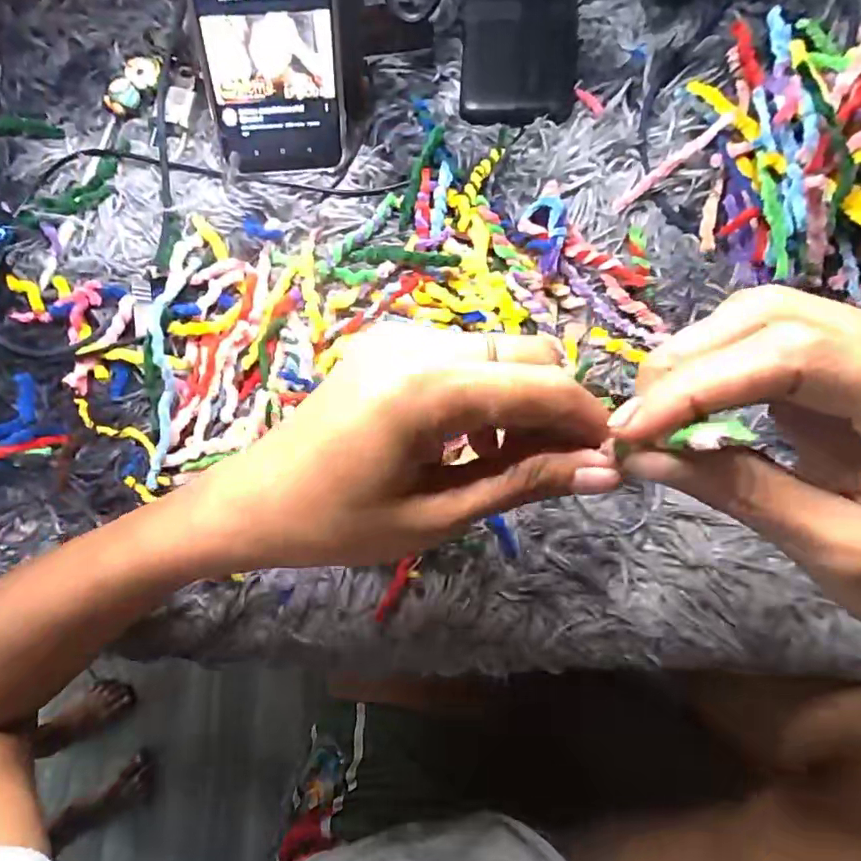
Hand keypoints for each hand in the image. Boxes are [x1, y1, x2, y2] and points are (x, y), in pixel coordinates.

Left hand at [185, 324, 620, 569]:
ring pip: (497, 351)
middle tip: (552, 468)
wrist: (254, 501)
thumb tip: (603, 472)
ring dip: (519, 399)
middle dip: (554, 406)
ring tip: (503, 463)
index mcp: (426, 387)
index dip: (586, 420)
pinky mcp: (386, 343)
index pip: (543, 384)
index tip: (607, 459)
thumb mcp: (435, 516)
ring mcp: (398, 336)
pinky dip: (483, 392)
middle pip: (527, 352)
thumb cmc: (336, 525)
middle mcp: (417, 343)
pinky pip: (460, 355)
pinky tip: (467, 441)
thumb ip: (522, 484)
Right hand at [611, 286, 860, 660]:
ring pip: (779, 315)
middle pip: (786, 315)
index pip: (805, 355)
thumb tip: (642, 454)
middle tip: (634, 419)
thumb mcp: (840, 555)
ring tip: (654, 410)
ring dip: (700, 357)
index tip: (634, 427)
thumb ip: (741, 492)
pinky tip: (692, 404)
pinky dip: (724, 369)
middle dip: (692, 360)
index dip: (704, 383)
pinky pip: (785, 342)